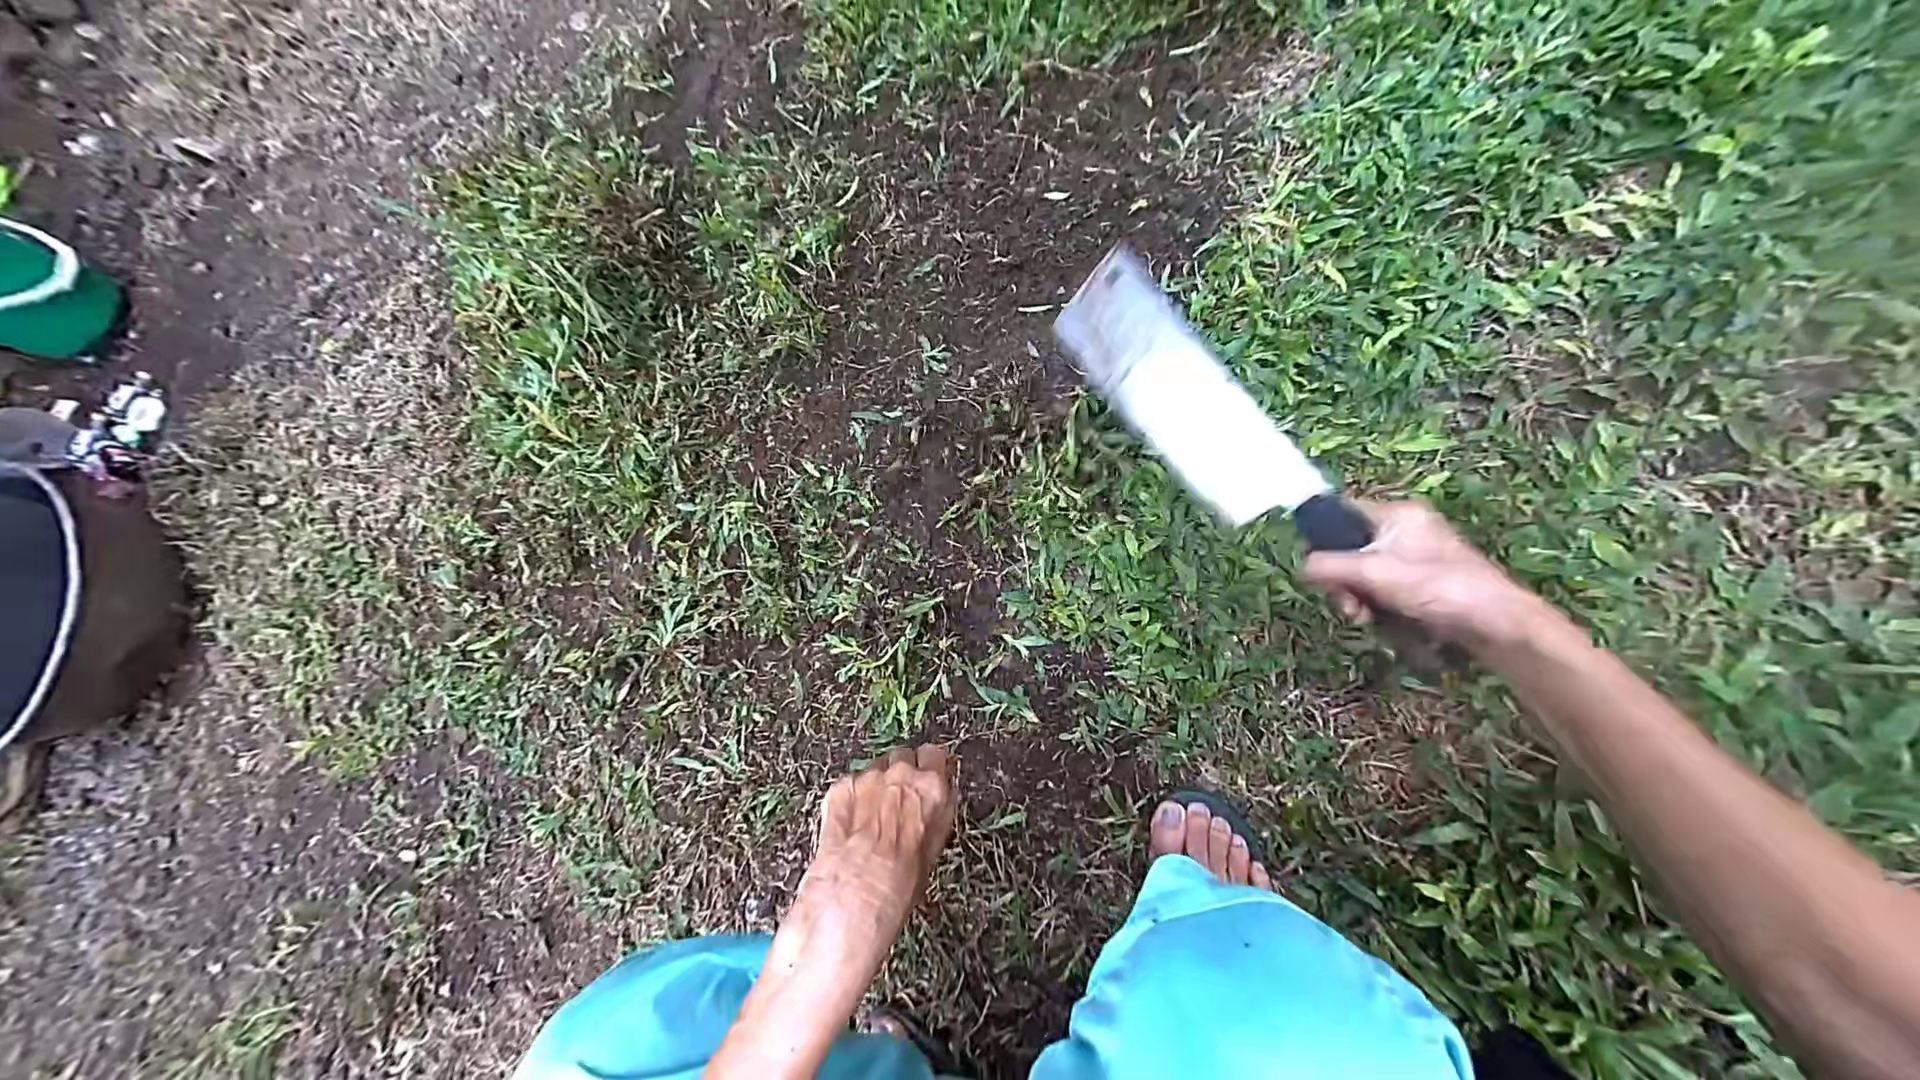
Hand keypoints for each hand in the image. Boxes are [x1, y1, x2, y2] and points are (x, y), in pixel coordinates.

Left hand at [710, 747, 956, 1079]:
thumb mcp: (933, 851)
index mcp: (931, 789)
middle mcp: (900, 775)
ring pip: (876, 768)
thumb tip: (939, 798)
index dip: (931, 768)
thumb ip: (937, 813)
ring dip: (876, 786)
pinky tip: (852, 829)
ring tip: (872, 822)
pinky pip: (851, 785)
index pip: (936, 754)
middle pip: (904, 757)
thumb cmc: (897, 889)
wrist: (850, 903)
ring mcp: (867, 779)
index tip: (929, 776)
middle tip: (898, 802)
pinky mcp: (840, 788)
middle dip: (902, 774)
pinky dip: (851, 800)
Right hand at [1302, 500, 1550, 650]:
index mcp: (1395, 513)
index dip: (1321, 539)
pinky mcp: (1416, 580)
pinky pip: (1375, 586)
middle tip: (1348, 603)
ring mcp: (1409, 555)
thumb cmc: (1440, 589)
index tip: (1319, 568)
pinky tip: (1376, 619)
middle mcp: (1401, 528)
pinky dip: (1371, 603)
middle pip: (1344, 548)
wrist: (1499, 625)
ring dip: (1353, 596)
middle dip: (1339, 579)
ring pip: (1357, 571)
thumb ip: (1329, 567)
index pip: (1338, 513)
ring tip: (1364, 616)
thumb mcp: (1374, 575)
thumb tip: (1301, 567)